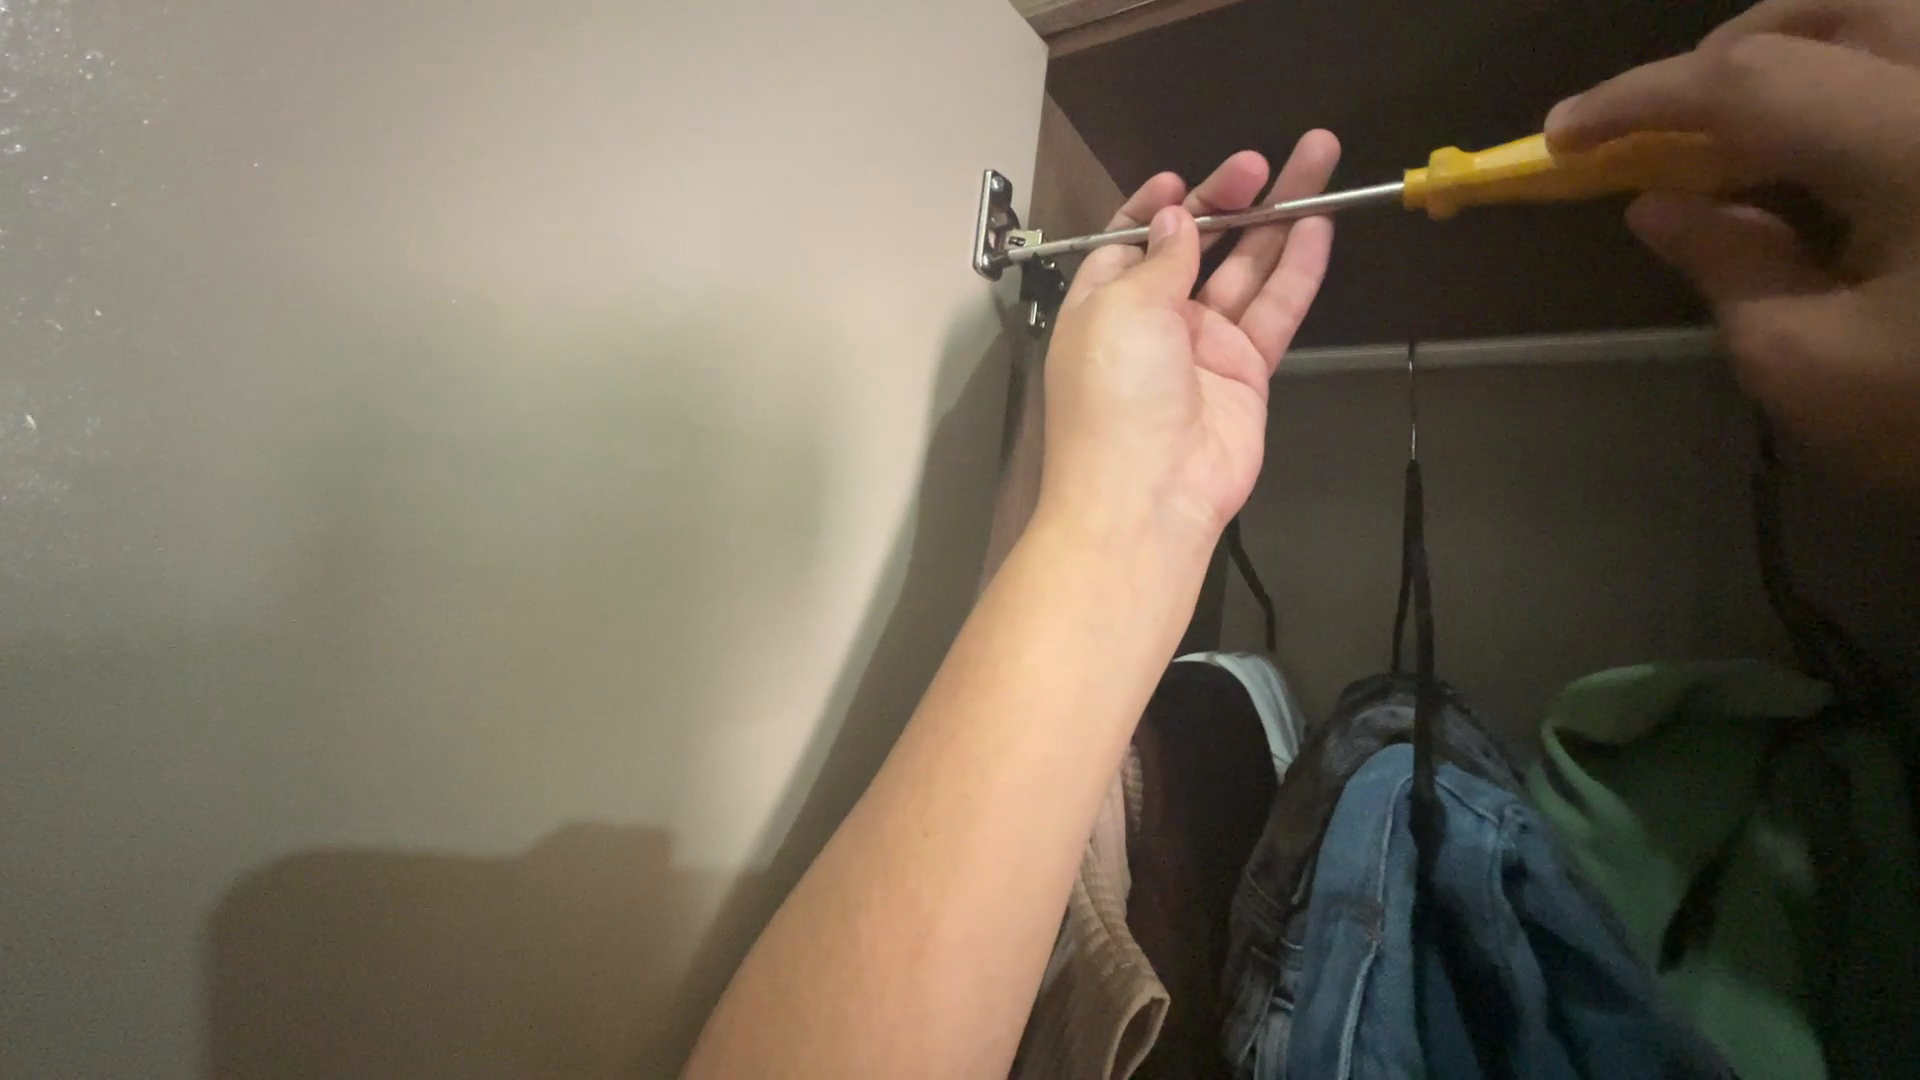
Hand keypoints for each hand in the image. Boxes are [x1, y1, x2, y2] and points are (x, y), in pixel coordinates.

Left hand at [1034, 132, 1341, 560]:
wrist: (1147, 493)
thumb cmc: (1114, 394)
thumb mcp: (1121, 308)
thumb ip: (1158, 260)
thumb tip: (1175, 221)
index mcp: (1103, 306)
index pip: (1127, 244)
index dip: (1154, 209)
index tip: (1182, 181)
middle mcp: (1150, 323)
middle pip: (1194, 249)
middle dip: (1228, 201)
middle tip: (1268, 160)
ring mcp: (1200, 349)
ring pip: (1243, 271)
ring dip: (1277, 218)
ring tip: (1317, 160)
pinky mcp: (1244, 374)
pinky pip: (1273, 312)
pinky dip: (1296, 270)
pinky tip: (1318, 227)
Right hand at [1546, 0, 1919, 493]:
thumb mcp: (1801, 358)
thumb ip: (1726, 264)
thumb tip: (1656, 204)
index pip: (1752, 82)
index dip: (1639, 97)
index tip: (1557, 133)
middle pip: (1843, 8)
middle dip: (1724, 55)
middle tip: (1650, 125)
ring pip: (1899, 17)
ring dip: (1793, 59)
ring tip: (1728, 131)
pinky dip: (1850, 89)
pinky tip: (1814, 152)